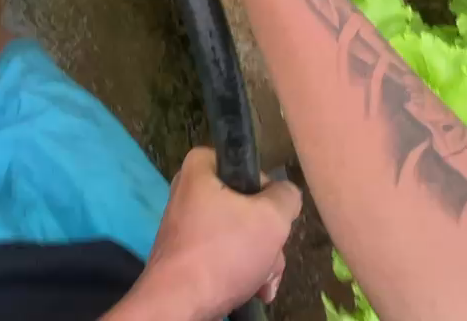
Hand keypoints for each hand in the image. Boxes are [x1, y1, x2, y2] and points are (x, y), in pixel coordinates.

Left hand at [110, 148, 302, 320]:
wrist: (180, 299)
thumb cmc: (224, 251)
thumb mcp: (270, 219)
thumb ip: (286, 198)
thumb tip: (286, 190)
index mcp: (200, 166)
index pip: (248, 169)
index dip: (267, 194)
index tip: (273, 219)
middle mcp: (191, 187)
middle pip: (248, 206)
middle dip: (267, 239)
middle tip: (269, 257)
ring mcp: (189, 220)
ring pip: (242, 233)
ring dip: (261, 260)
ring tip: (262, 281)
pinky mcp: (190, 248)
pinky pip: (226, 251)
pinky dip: (244, 270)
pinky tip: (255, 290)